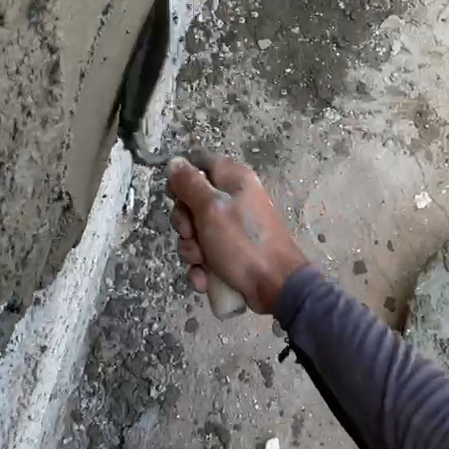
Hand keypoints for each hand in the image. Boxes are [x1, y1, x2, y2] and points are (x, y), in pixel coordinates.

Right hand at [167, 154, 309, 314]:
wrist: (275, 286)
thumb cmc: (243, 243)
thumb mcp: (211, 209)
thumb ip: (190, 184)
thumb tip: (174, 161)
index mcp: (233, 179)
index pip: (199, 164)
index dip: (182, 179)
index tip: (175, 196)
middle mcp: (232, 199)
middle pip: (191, 201)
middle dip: (185, 224)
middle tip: (192, 234)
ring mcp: (231, 228)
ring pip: (194, 232)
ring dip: (191, 250)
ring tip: (202, 261)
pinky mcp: (230, 252)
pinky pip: (204, 255)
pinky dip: (201, 268)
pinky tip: (205, 278)